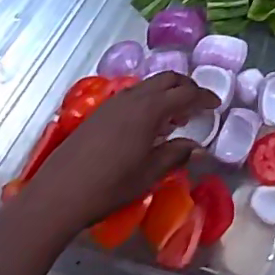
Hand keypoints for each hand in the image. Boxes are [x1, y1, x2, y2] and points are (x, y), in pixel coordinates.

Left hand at [9, 72, 217, 235]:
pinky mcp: (100, 112)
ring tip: (175, 117)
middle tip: (198, 104)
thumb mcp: (149, 174)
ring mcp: (114, 102)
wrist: (58, 195)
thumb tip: (198, 147)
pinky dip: (149, 100)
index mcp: (150, 109)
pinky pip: (134, 95)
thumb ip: (176, 154)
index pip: (186, 93)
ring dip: (166, 93)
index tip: (216, 104)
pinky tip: (147, 125)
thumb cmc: (109, 186)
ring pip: (149, 85)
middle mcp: (133, 97)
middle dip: (186, 87)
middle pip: (168, 79)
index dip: (204, 97)